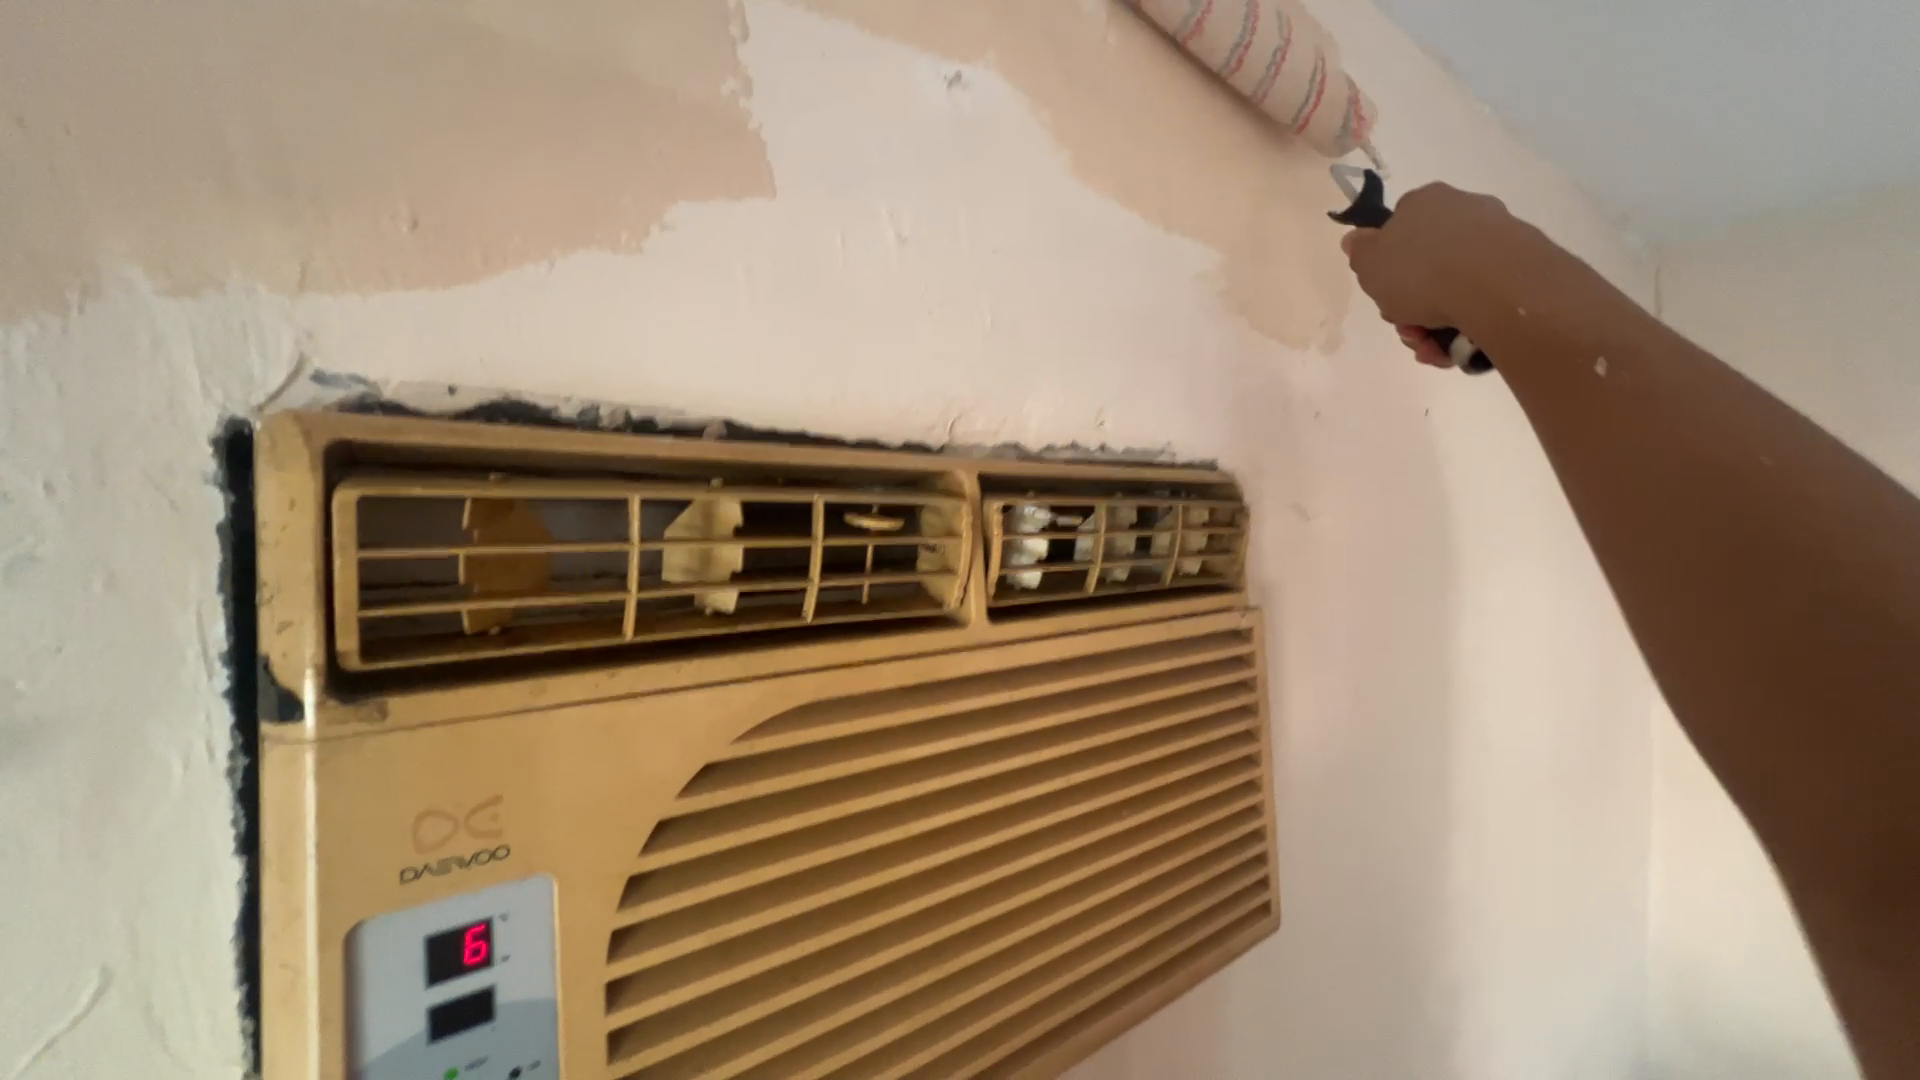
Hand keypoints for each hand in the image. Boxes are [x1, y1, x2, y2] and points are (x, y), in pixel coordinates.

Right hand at [1339, 182, 1543, 366]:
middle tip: (1405, 327)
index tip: (1384, 291)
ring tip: (1430, 346)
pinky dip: (1464, 322)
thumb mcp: (1369, 264)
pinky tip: (1455, 345)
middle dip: (1410, 303)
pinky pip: (1481, 295)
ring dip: (1433, 322)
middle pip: (1424, 264)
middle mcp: (1462, 209)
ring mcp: (1495, 234)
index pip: (1398, 227)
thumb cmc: (1420, 272)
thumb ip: (1359, 251)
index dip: (1387, 264)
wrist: (1496, 286)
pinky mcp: (1521, 262)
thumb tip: (1357, 238)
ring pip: (1451, 285)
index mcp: (1424, 202)